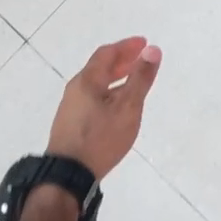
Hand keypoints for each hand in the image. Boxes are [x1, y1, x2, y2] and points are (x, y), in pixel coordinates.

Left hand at [46, 36, 161, 179]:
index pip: (107, 53)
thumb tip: (153, 50)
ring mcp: (70, 108)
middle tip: (140, 59)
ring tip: (132, 82)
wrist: (67, 177)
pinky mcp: (70, 124)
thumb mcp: (128, 107)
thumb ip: (141, 78)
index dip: (126, 46)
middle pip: (99, 67)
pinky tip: (116, 106)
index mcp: (88, 80)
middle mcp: (76, 89)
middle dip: (121, 60)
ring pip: (95, 84)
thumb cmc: (100, 138)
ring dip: (115, 77)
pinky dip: (107, 91)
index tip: (144, 43)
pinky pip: (91, 97)